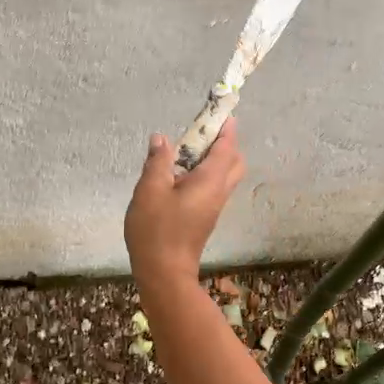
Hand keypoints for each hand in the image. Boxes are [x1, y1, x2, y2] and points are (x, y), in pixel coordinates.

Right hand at [125, 117, 246, 286]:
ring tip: (185, 151)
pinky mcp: (205, 217)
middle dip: (224, 143)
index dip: (225, 127)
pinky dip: (204, 174)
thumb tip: (162, 139)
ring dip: (212, 159)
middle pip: (233, 161)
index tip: (220, 111)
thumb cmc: (157, 229)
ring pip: (224, 176)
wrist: (164, 272)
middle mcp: (218, 192)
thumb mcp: (150, 190)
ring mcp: (213, 207)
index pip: (226, 147)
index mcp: (210, 181)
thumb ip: (158, 162)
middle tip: (201, 132)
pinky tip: (179, 176)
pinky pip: (213, 187)